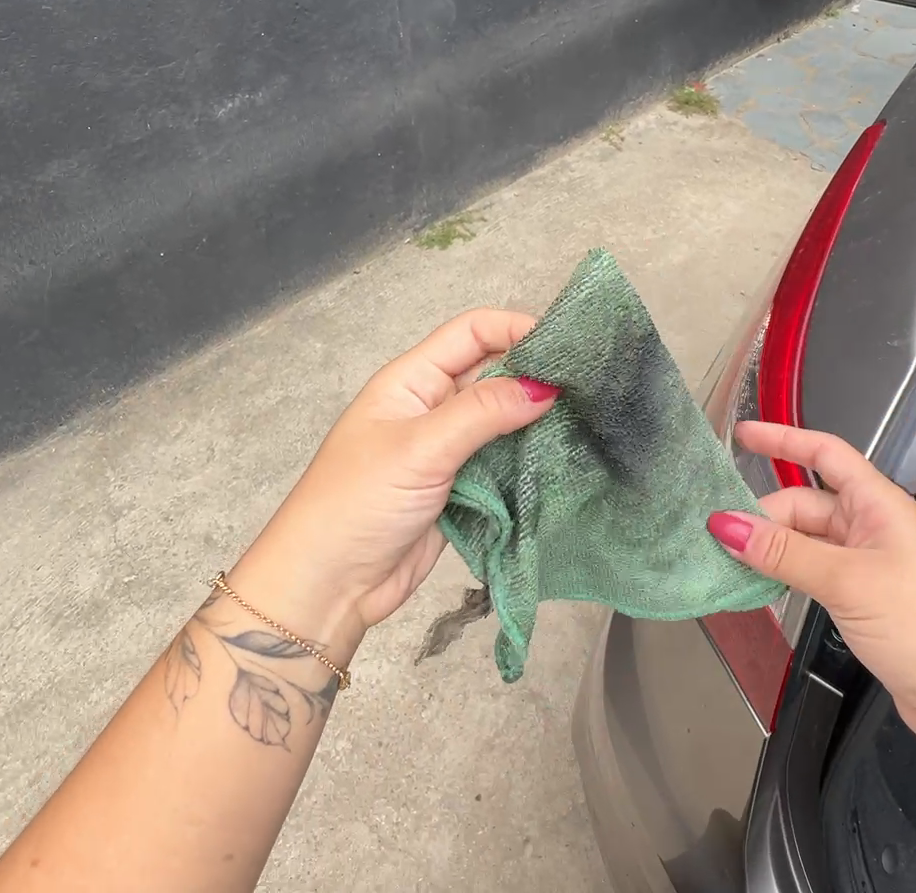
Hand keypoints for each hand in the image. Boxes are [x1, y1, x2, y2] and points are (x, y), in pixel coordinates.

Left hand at [230, 310, 559, 650]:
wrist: (328, 586)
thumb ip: (483, 412)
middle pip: (494, 372)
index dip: (516, 329)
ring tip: (585, 419)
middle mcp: (434, 406)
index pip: (472, 332)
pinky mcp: (463, 486)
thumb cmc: (356, 503)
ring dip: (537, 419)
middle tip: (587, 385)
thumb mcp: (420, 448)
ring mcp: (449, 448)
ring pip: (504, 418)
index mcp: (413, 379)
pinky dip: (530, 457)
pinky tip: (562, 456)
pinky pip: (504, 460)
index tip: (564, 347)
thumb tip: (545, 386)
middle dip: (535, 375)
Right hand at [706, 421, 915, 744]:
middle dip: (763, 516)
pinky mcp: (862, 598)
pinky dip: (783, 575)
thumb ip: (782, 552)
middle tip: (718, 538)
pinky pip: (811, 571)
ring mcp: (867, 563)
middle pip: (805, 505)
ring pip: (805, 541)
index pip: (824, 453)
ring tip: (726, 562)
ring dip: (770, 549)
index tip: (740, 435)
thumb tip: (723, 524)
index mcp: (878, 503)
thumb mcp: (847, 580)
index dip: (782, 439)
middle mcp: (871, 526)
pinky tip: (756, 587)